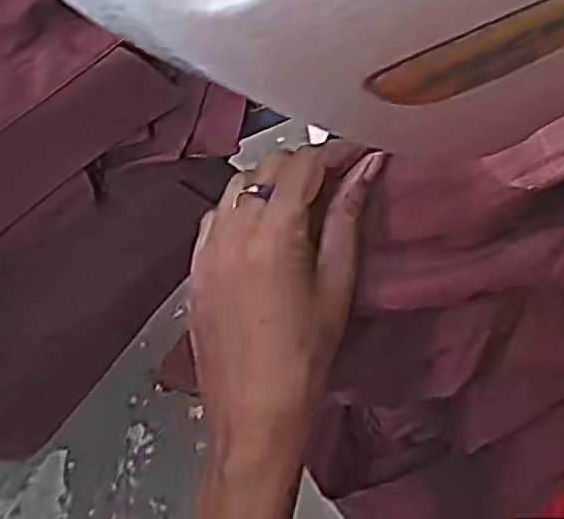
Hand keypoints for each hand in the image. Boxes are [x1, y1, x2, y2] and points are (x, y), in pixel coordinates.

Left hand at [189, 141, 384, 471]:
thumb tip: (368, 166)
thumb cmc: (305, 352)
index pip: (305, 163)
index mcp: (272, 233)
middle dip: (308, 163)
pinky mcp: (195, 265)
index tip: (359, 153)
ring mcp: (208, 247)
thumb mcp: (338, 278)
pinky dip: (244, 202)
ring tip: (304, 200)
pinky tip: (265, 224)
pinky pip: (218, 211)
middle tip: (339, 179)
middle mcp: (233, 231)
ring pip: (241, 180)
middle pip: (271, 163)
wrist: (254, 413)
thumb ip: (349, 213)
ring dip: (274, 178)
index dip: (337, 151)